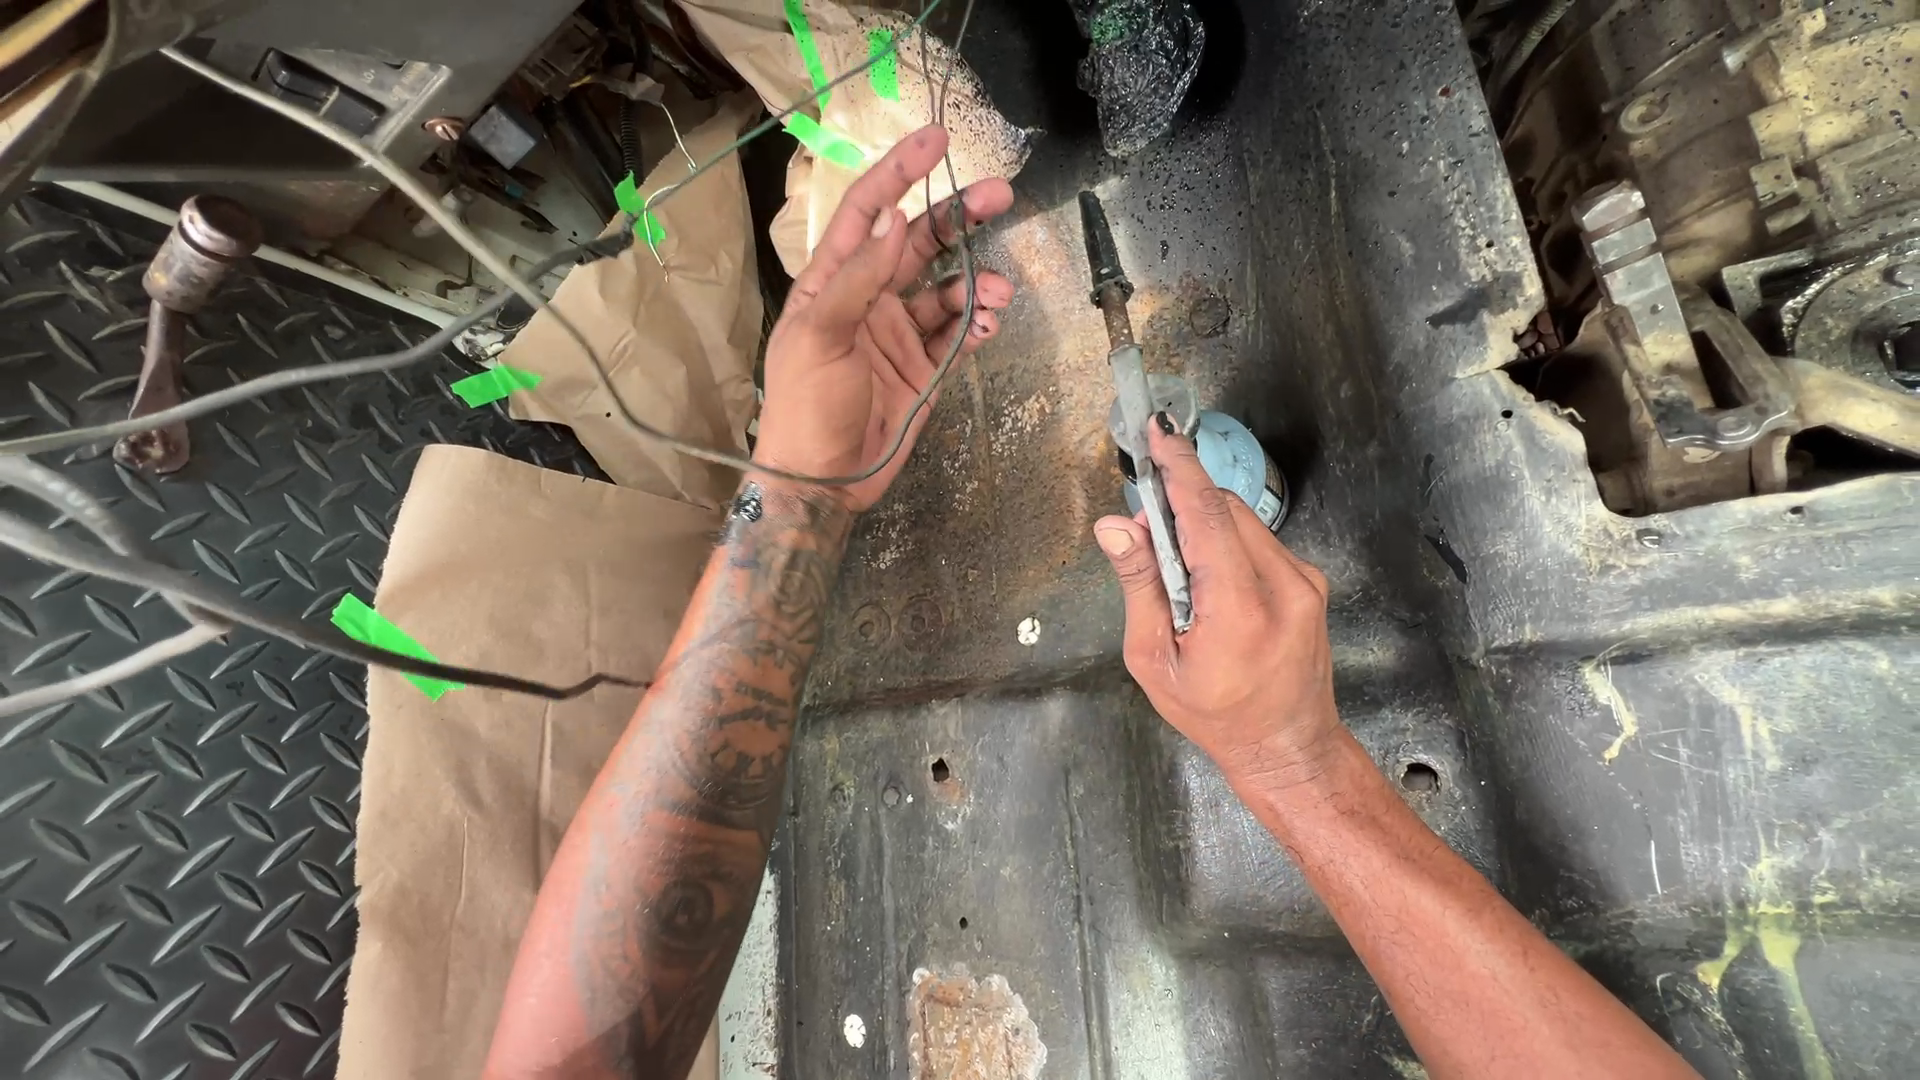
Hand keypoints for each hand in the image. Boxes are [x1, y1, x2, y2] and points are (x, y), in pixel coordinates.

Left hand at [753, 126, 1014, 510]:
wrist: (825, 476)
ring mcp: (901, 333)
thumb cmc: (807, 404)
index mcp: (834, 283)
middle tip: (1002, 195)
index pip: (868, 213)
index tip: (936, 140)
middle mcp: (871, 299)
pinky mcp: (925, 367)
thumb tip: (894, 221)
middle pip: (919, 242)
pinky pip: (958, 334)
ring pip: (948, 290)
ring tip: (1001, 295)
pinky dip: (977, 325)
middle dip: (959, 216)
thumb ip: (859, 279)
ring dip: (978, 284)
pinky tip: (988, 325)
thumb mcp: (820, 336)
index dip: (899, 173)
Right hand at [1094, 425, 1340, 784]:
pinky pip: (1258, 539)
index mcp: (1240, 606)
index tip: (1157, 433)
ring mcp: (1305, 581)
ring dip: (1202, 523)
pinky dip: (1224, 541)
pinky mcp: (1310, 582)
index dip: (1179, 469)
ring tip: (1176, 569)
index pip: (1207, 515)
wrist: (1288, 746)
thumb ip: (1139, 585)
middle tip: (1144, 533)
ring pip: (1243, 520)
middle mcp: (1284, 583)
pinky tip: (1207, 579)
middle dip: (1181, 503)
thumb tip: (1116, 525)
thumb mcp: (1155, 658)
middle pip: (1225, 509)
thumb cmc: (1213, 713)